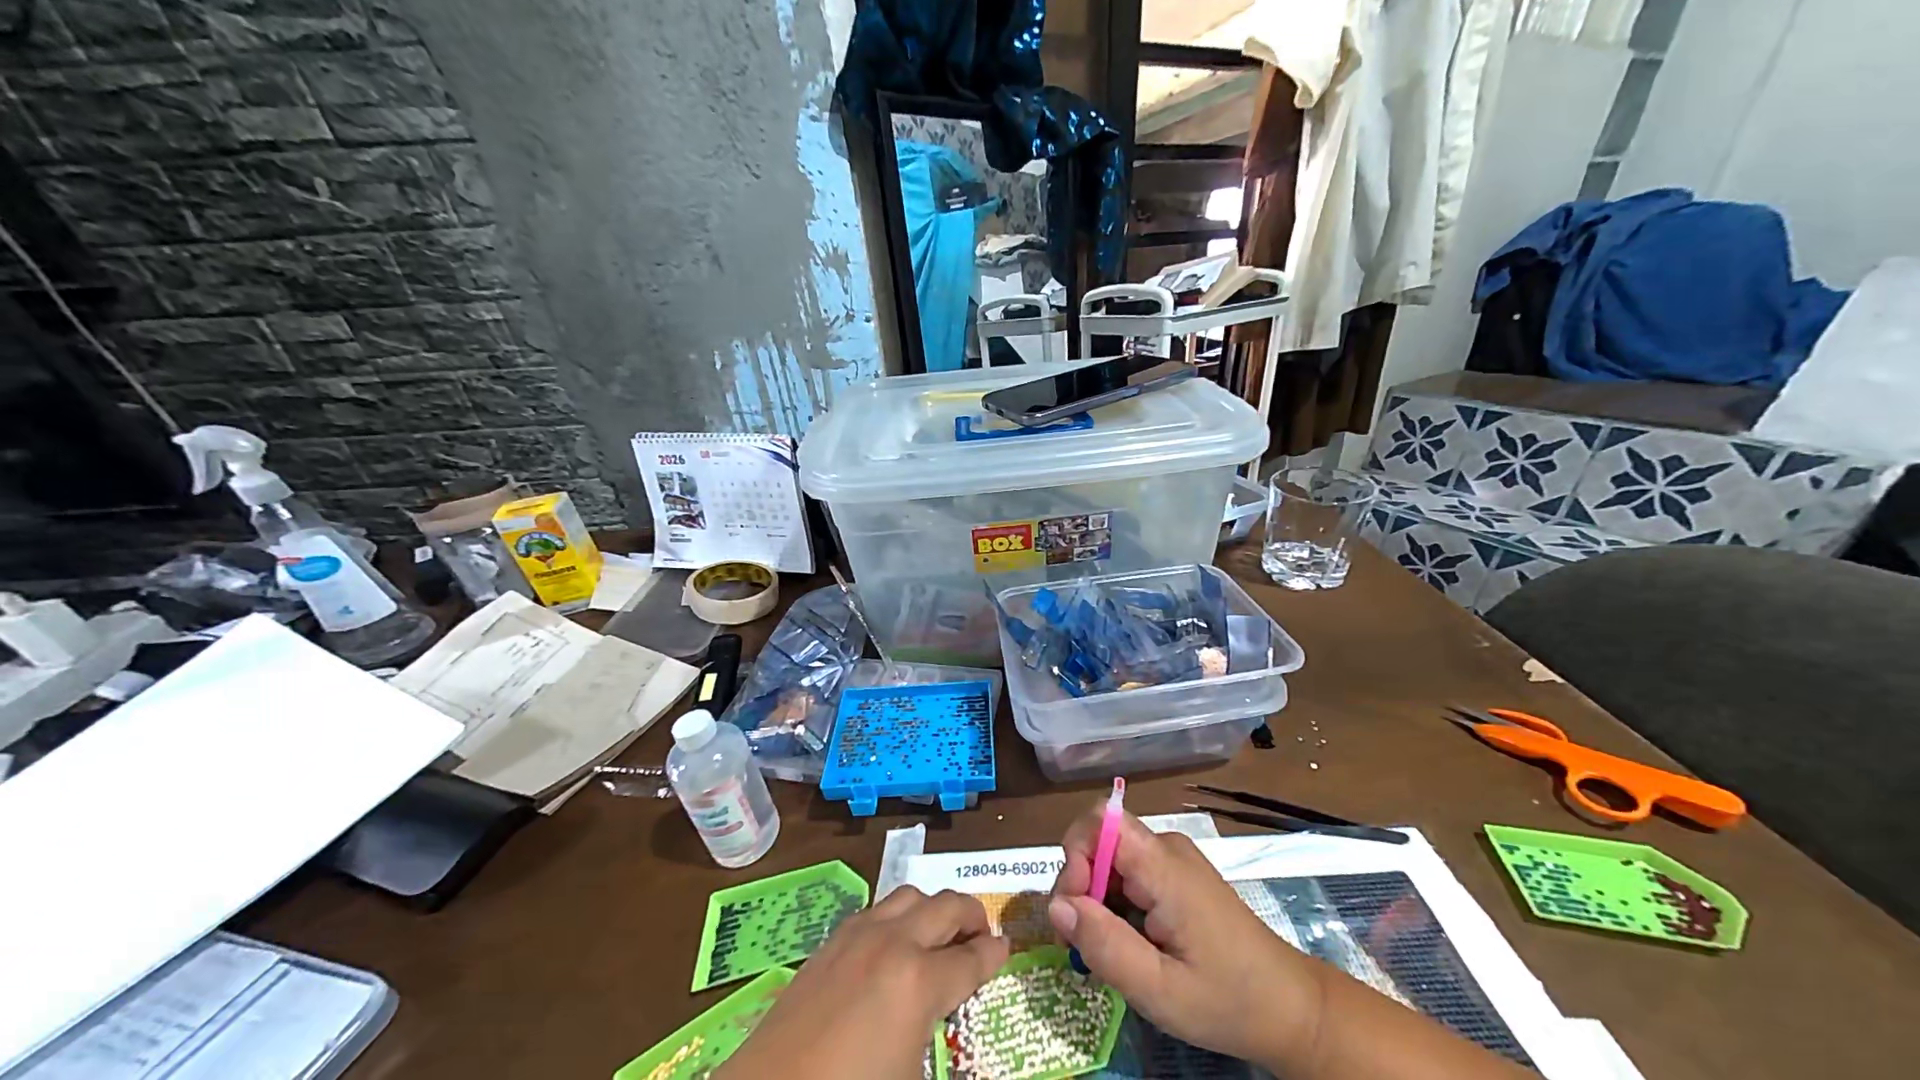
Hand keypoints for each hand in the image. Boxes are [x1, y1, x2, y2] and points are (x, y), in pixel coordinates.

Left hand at [717, 886, 1009, 1079]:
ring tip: (940, 934)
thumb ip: (938, 1031)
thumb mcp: (913, 1074)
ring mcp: (857, 935)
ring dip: (933, 909)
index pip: (973, 959)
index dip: (995, 954)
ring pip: (910, 896)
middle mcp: (893, 943)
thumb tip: (946, 1013)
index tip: (1006, 949)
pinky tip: (895, 944)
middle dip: (972, 916)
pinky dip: (899, 916)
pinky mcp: (830, 941)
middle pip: (947, 907)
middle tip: (981, 936)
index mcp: (919, 981)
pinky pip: (877, 909)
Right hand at [1046, 807, 1321, 1066]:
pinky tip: (1127, 943)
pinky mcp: (1176, 875)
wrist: (1291, 1009)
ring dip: (1094, 900)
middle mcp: (1166, 848)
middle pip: (1098, 842)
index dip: (1075, 855)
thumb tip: (1055, 907)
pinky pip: (1126, 873)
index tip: (1076, 909)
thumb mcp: (1159, 990)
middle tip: (1085, 946)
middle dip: (1079, 888)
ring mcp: (1172, 860)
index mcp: (1164, 866)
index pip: (1100, 820)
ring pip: (1108, 860)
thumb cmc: (1228, 1001)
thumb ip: (1105, 945)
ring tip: (1108, 952)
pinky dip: (1113, 904)